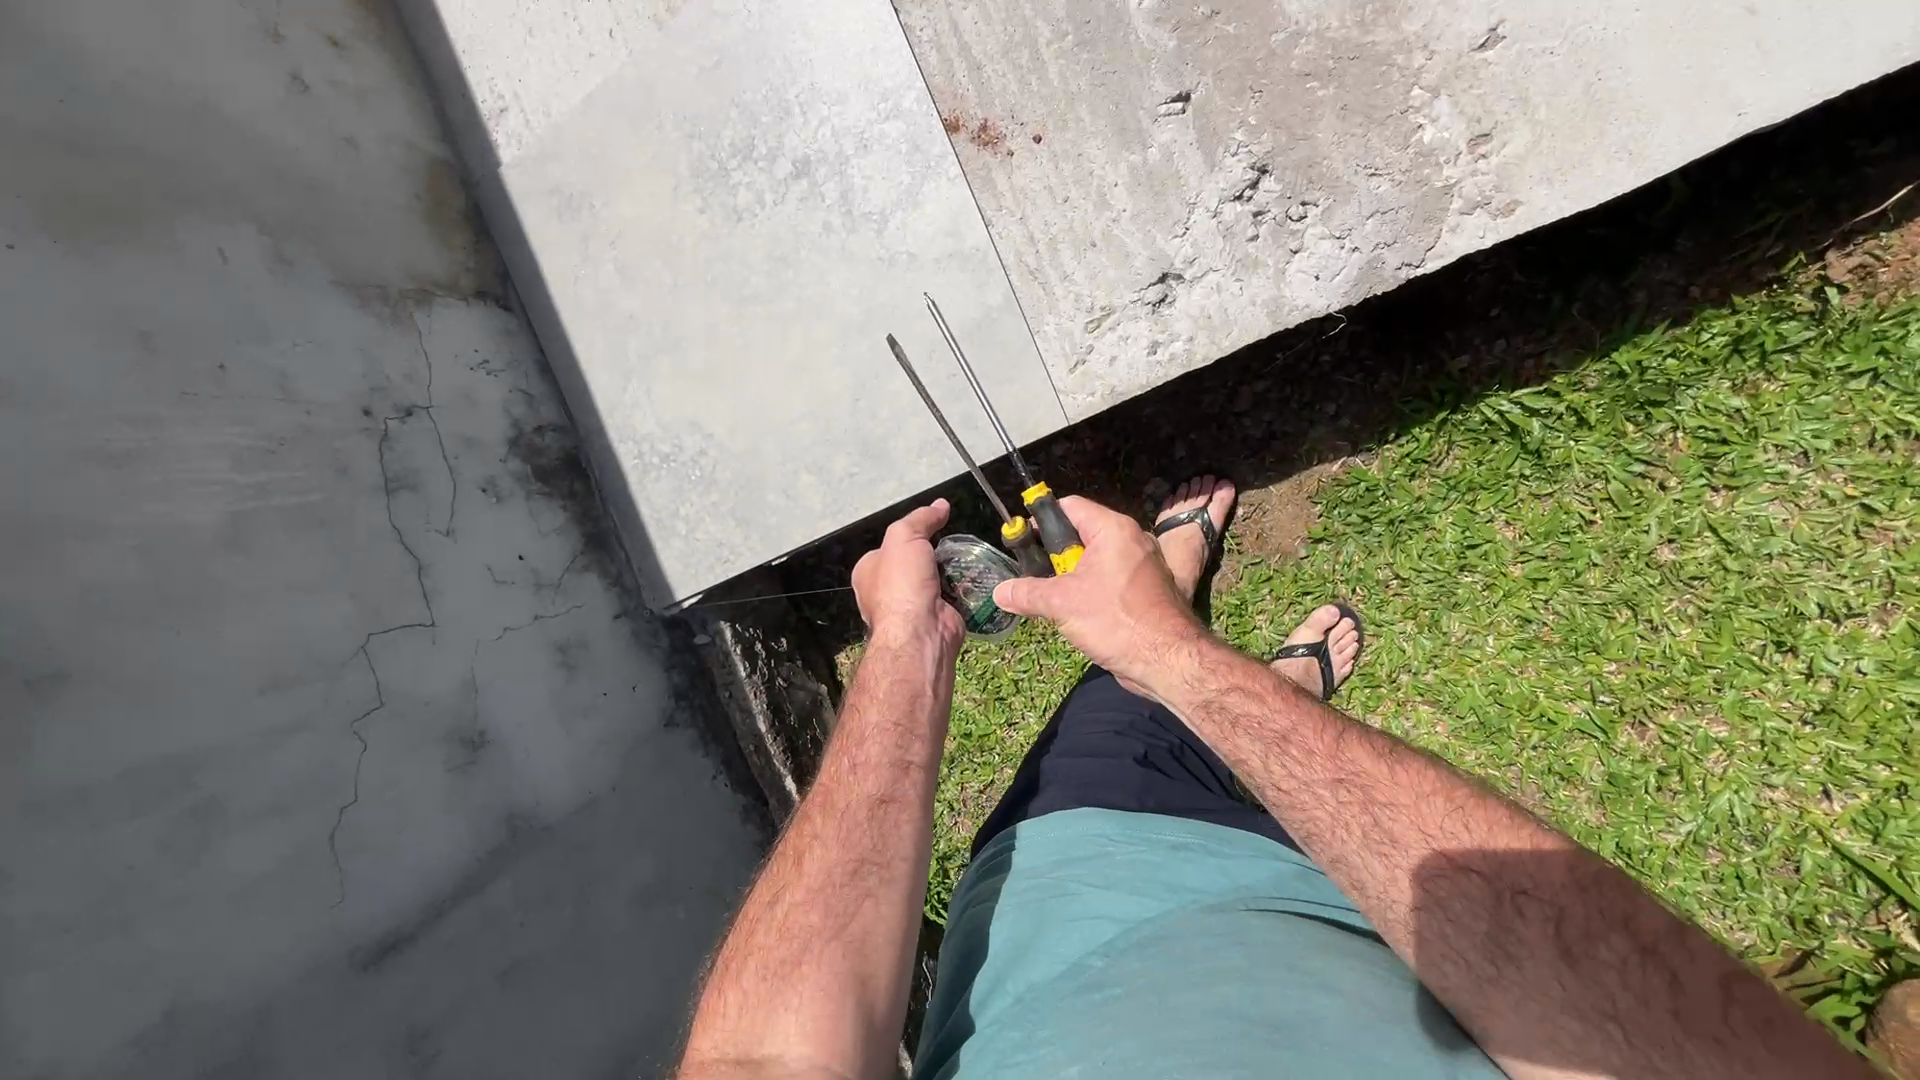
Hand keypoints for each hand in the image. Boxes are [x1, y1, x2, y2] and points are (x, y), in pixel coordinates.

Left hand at [852, 499, 965, 654]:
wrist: (921, 631)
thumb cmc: (902, 583)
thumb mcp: (904, 536)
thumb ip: (921, 518)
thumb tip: (941, 505)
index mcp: (869, 572)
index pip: (890, 547)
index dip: (911, 535)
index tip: (932, 528)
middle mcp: (886, 591)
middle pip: (915, 563)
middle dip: (934, 555)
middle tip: (953, 545)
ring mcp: (912, 607)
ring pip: (936, 579)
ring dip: (952, 571)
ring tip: (969, 557)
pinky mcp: (936, 617)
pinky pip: (952, 595)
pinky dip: (964, 588)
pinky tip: (975, 578)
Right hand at [992, 496, 1206, 695]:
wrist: (1167, 660)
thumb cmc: (1115, 621)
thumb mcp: (1061, 604)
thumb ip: (1027, 592)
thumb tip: (1000, 592)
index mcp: (1113, 529)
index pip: (1070, 506)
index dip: (1041, 520)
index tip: (1023, 542)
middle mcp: (1132, 539)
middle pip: (1082, 534)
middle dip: (1055, 556)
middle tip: (1036, 576)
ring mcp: (1143, 565)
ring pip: (1096, 560)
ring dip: (1072, 577)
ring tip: (1054, 599)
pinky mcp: (1147, 589)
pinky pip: (1111, 579)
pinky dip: (1092, 590)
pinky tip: (1078, 614)